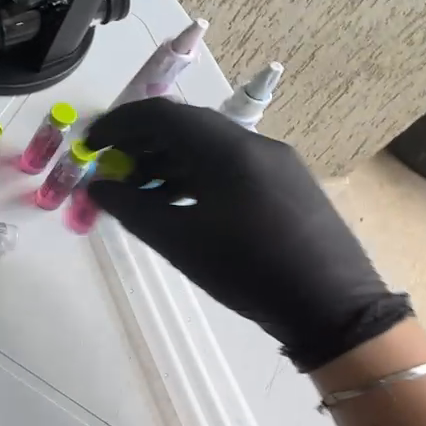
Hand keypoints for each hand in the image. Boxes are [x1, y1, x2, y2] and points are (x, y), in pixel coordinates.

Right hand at [83, 98, 411, 370]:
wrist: (335, 310)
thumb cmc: (249, 271)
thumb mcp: (178, 241)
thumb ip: (131, 208)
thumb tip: (98, 187)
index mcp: (229, 149)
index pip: (161, 116)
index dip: (119, 125)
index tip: (90, 146)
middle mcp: (255, 144)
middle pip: (185, 127)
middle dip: (140, 143)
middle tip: (109, 168)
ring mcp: (275, 163)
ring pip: (207, 146)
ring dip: (165, 160)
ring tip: (136, 190)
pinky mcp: (285, 184)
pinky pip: (228, 165)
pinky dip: (193, 174)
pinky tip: (175, 202)